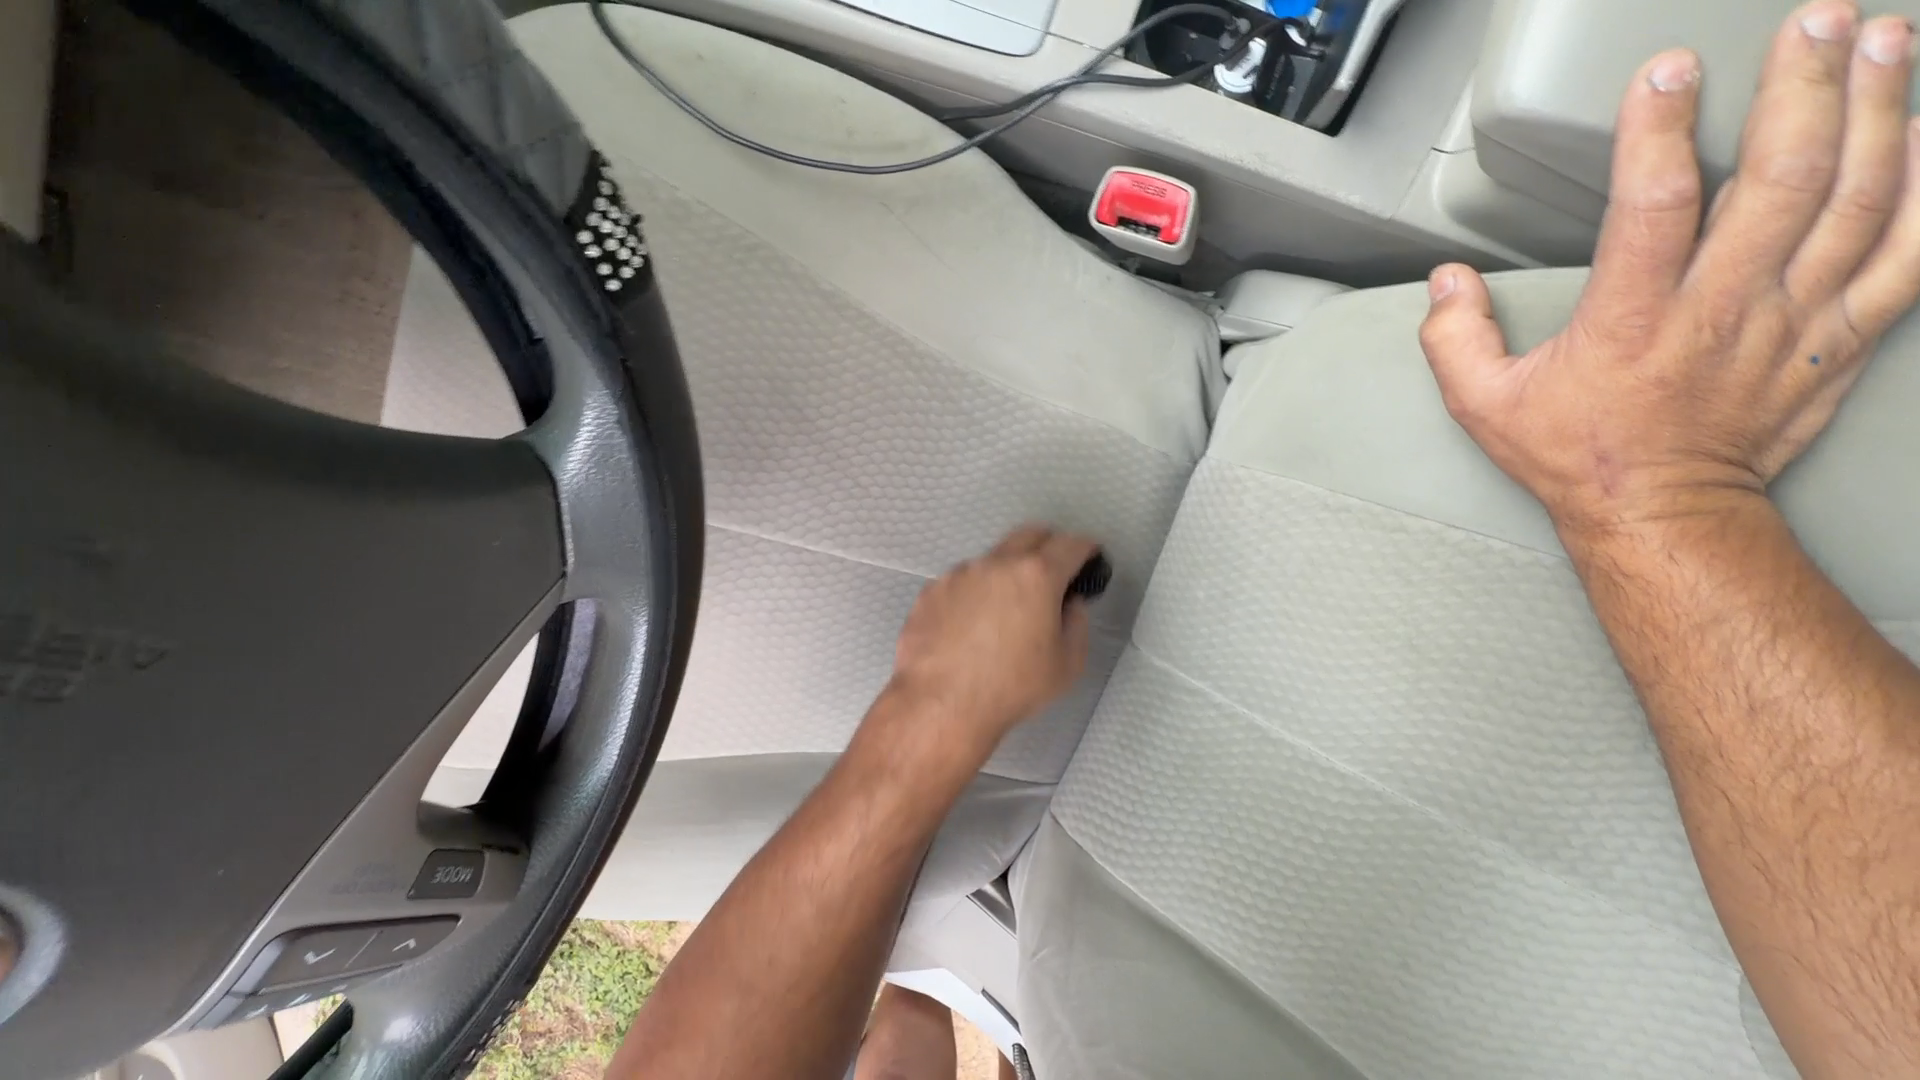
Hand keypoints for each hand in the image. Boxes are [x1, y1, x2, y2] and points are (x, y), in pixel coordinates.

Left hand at [886, 526, 1097, 753]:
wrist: (941, 704)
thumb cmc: (1012, 687)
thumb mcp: (1067, 665)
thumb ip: (1076, 624)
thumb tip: (1069, 603)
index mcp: (1036, 576)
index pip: (1071, 544)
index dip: (1086, 549)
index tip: (1089, 559)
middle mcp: (996, 563)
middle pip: (1029, 535)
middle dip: (1048, 546)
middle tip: (1053, 574)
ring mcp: (959, 574)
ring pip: (991, 560)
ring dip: (1006, 573)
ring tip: (1004, 611)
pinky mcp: (931, 591)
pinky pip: (961, 583)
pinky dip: (974, 594)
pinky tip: (969, 627)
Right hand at [1420, 2, 1919, 539]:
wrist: (1659, 512)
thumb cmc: (1576, 456)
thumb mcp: (1482, 405)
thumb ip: (1454, 339)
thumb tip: (1447, 282)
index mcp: (1628, 324)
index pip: (1654, 206)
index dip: (1660, 131)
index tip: (1667, 74)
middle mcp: (1720, 312)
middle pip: (1782, 178)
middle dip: (1803, 86)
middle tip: (1810, 22)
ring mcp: (1791, 321)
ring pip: (1859, 198)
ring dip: (1879, 109)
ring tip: (1885, 40)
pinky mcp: (1839, 337)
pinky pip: (1910, 251)